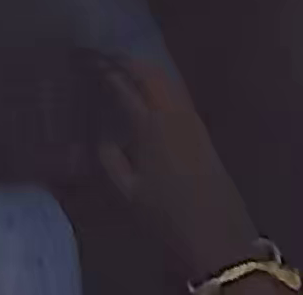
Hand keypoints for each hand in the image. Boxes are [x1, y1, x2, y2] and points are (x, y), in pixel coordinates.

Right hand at [97, 59, 261, 279]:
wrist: (221, 245)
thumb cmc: (168, 218)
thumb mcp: (127, 191)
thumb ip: (108, 157)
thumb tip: (101, 135)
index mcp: (148, 126)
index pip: (119, 83)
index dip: (99, 66)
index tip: (81, 57)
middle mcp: (171, 115)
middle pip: (147, 72)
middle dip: (123, 59)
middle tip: (101, 57)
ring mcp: (191, 121)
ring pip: (166, 79)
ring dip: (142, 68)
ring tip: (121, 68)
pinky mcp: (203, 131)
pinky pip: (177, 93)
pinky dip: (158, 82)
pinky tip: (147, 91)